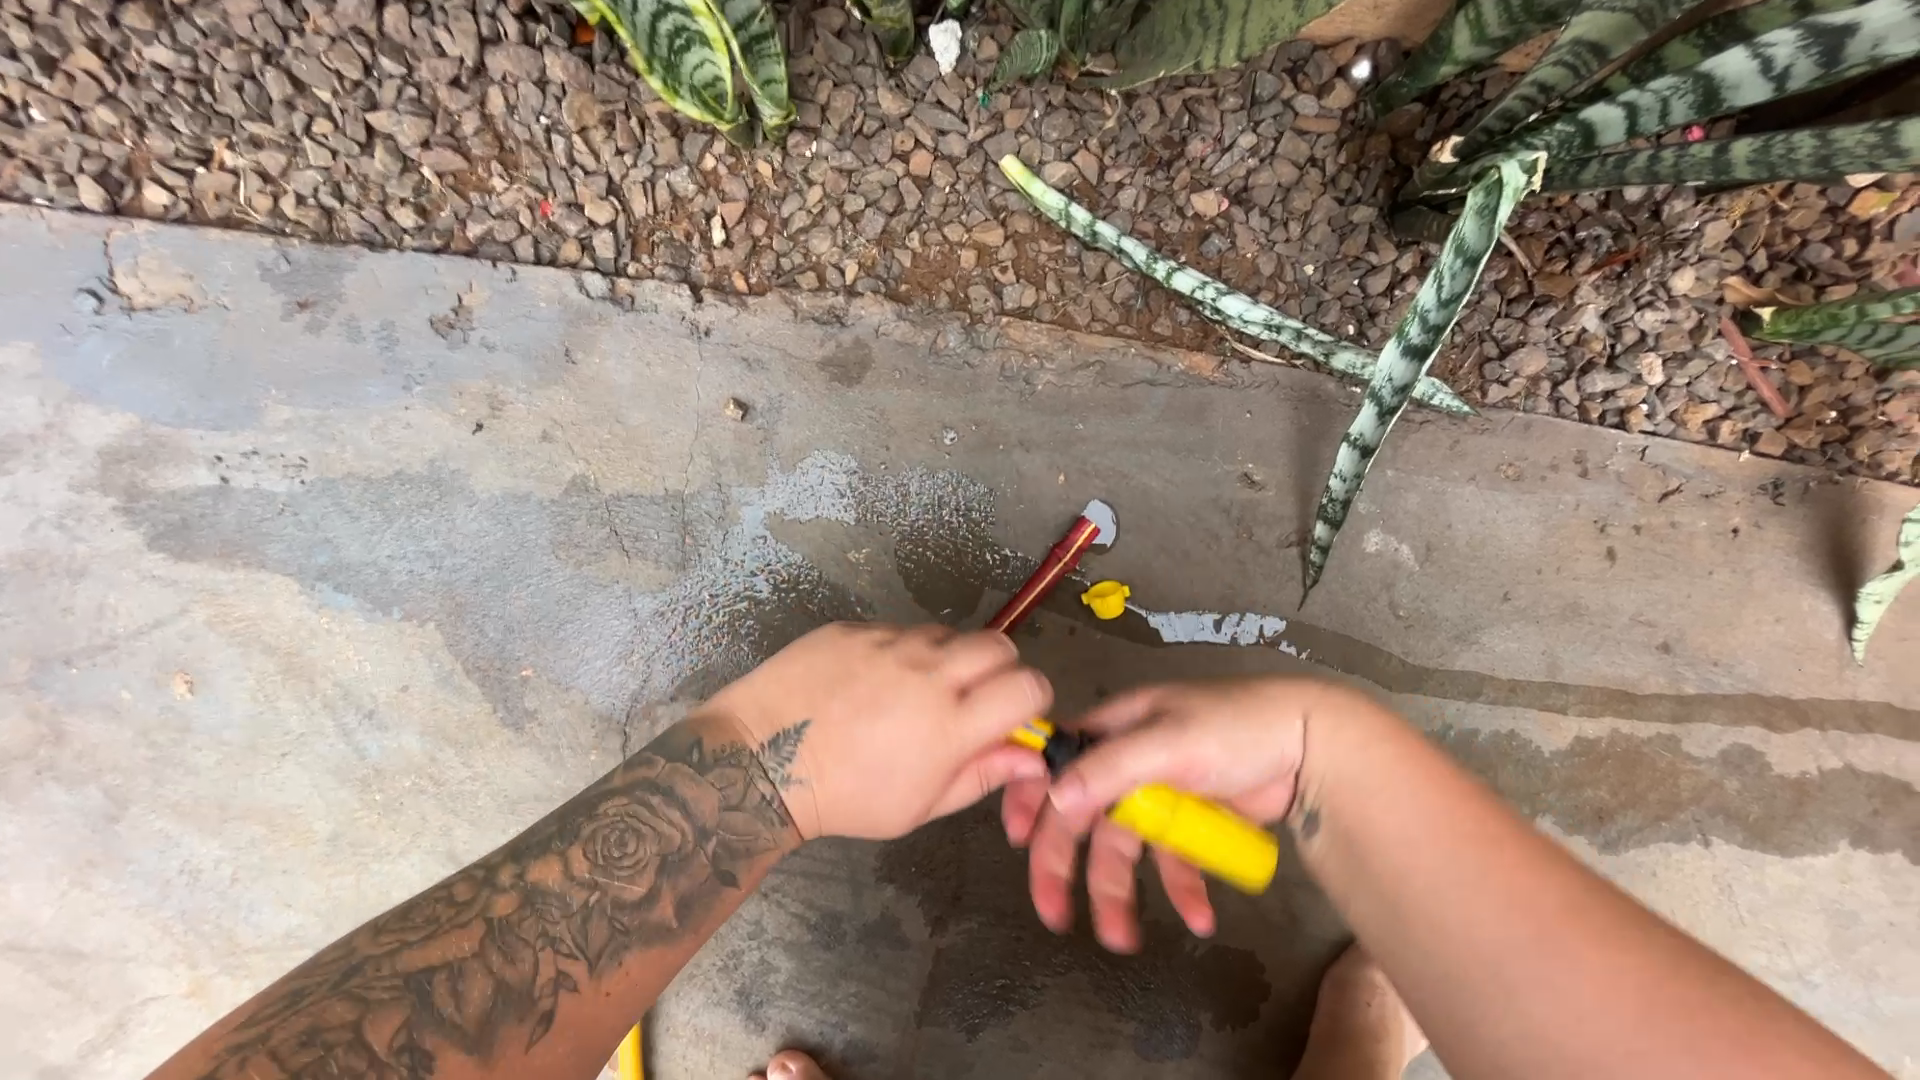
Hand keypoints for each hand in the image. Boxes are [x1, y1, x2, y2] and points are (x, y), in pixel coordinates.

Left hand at [705, 622, 1052, 841]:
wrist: (761, 761)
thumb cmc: (846, 797)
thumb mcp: (920, 805)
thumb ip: (983, 775)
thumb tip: (1031, 757)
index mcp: (952, 723)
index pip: (1029, 686)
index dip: (1032, 698)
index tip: (1014, 714)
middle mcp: (930, 672)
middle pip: (999, 646)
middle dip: (999, 669)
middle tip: (971, 697)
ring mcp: (891, 643)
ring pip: (947, 635)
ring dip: (947, 659)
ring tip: (913, 689)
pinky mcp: (858, 627)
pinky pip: (899, 630)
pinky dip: (900, 652)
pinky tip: (871, 680)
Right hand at [1002, 677, 1356, 952]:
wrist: (1310, 742)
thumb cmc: (1232, 726)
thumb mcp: (1168, 741)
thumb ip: (1109, 768)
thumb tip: (1054, 800)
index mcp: (1112, 731)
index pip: (1055, 763)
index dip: (1030, 797)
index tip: (1016, 839)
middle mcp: (1125, 763)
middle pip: (1082, 817)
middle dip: (1064, 865)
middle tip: (1054, 914)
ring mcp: (1158, 795)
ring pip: (1123, 850)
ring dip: (1119, 894)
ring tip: (1123, 941)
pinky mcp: (1190, 822)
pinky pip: (1171, 862)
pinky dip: (1180, 890)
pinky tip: (1200, 917)